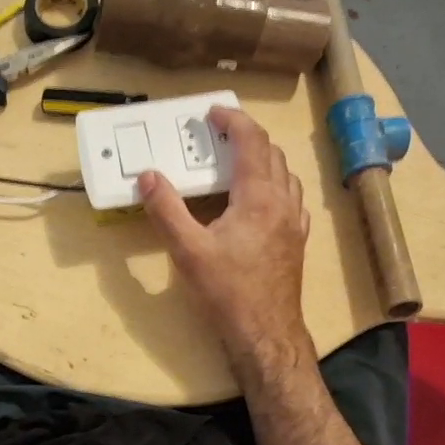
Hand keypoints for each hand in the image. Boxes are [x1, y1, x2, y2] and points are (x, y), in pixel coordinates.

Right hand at [138, 108, 313, 364]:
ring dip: (263, 159)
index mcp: (258, 197)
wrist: (265, 331)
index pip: (251, 142)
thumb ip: (167, 210)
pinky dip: (274, 185)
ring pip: (285, 175)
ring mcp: (294, 222)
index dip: (233, 120)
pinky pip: (290, 199)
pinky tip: (260, 201)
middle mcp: (282, 202)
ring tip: (237, 163)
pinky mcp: (296, 241)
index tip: (213, 113)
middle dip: (246, 136)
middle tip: (219, 135)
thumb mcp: (188, 251)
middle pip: (271, 153)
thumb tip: (148, 177)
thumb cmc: (227, 291)